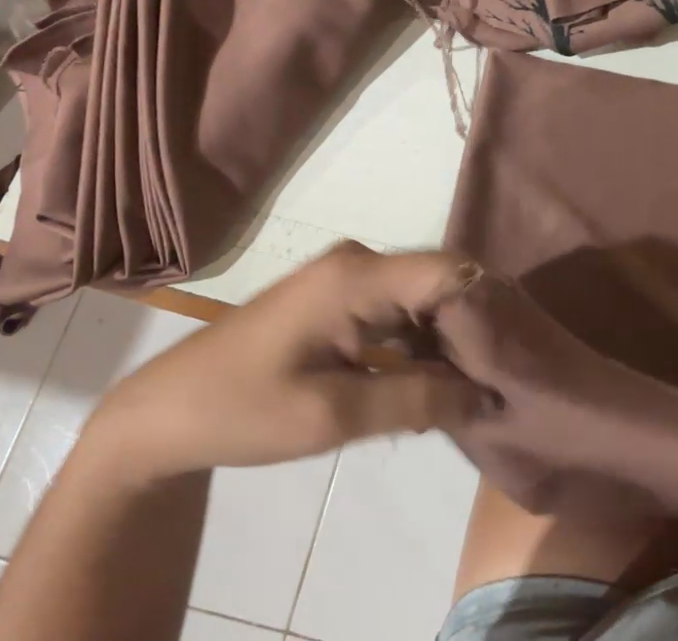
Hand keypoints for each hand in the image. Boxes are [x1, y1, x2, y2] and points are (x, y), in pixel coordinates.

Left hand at [80, 245, 487, 481]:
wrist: (165, 413)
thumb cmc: (242, 410)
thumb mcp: (333, 415)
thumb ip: (416, 400)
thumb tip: (486, 394)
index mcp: (357, 276)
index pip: (453, 273)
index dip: (489, 314)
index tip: (512, 364)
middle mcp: (360, 262)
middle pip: (444, 283)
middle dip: (477, 330)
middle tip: (506, 382)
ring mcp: (348, 277)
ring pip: (426, 299)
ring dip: (452, 340)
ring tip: (483, 386)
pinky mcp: (340, 298)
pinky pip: (401, 311)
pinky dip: (424, 343)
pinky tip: (440, 381)